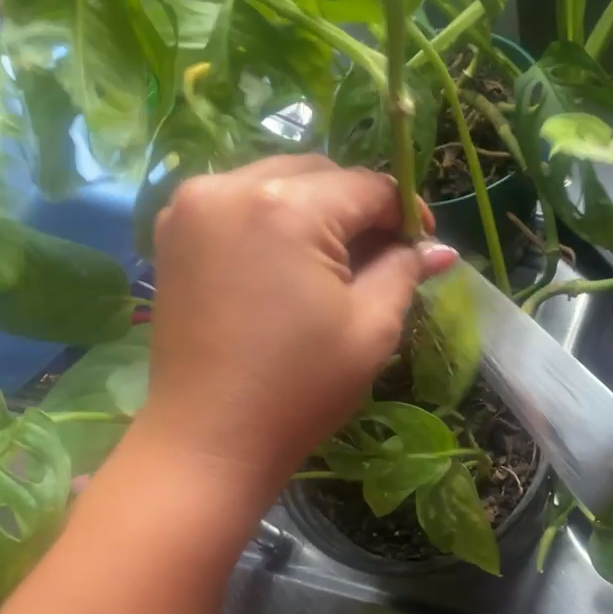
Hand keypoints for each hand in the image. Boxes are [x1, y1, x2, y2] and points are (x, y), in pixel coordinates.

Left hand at [136, 154, 458, 489]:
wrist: (211, 439)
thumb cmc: (300, 389)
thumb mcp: (371, 330)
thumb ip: (404, 272)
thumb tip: (439, 249)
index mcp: (287, 208)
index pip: (365, 185)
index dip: (404, 211)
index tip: (423, 247)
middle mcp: (232, 186)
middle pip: (318, 174)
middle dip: (357, 209)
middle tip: (382, 260)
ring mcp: (193, 206)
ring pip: (276, 182)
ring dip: (314, 212)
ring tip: (335, 267)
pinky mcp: (174, 232)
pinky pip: (239, 203)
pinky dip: (272, 221)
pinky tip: (287, 268)